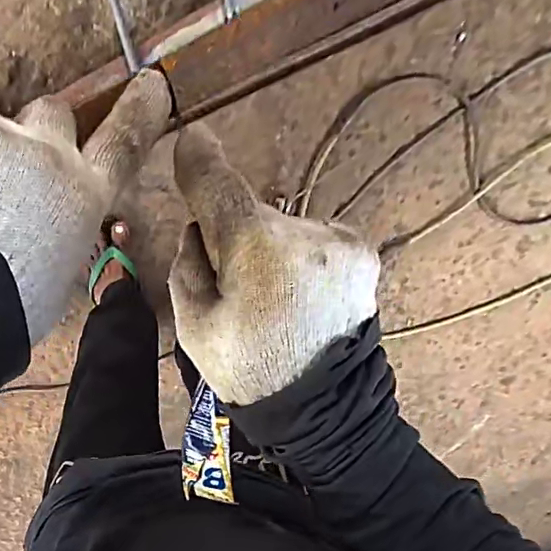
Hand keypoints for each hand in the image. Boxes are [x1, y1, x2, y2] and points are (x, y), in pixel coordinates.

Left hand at [0, 71, 171, 343]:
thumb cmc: (8, 306)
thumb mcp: (56, 280)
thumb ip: (57, 241)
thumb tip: (43, 238)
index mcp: (80, 196)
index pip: (122, 145)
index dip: (138, 114)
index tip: (149, 90)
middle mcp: (45, 153)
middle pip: (52, 113)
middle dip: (34, 133)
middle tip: (8, 169)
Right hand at [169, 123, 379, 404]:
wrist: (320, 409)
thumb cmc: (248, 372)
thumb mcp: (194, 329)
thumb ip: (188, 268)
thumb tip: (200, 230)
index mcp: (256, 247)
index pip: (220, 188)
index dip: (199, 164)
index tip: (191, 141)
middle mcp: (304, 230)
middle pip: (252, 216)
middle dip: (234, 240)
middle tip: (231, 291)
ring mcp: (340, 241)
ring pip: (284, 231)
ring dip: (269, 253)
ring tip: (271, 305)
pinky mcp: (362, 255)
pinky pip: (313, 244)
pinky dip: (298, 262)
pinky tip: (297, 300)